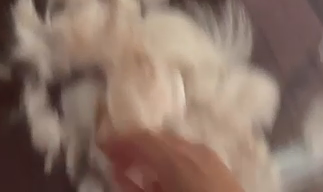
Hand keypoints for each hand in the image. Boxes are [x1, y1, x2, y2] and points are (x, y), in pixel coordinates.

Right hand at [101, 132, 242, 191]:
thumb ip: (135, 185)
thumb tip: (117, 171)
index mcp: (174, 156)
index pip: (139, 138)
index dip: (118, 140)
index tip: (101, 145)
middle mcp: (191, 148)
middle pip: (157, 138)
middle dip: (135, 147)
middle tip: (116, 159)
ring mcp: (209, 157)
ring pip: (174, 146)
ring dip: (154, 156)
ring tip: (138, 173)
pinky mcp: (221, 169)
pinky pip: (190, 157)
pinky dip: (173, 163)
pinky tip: (165, 180)